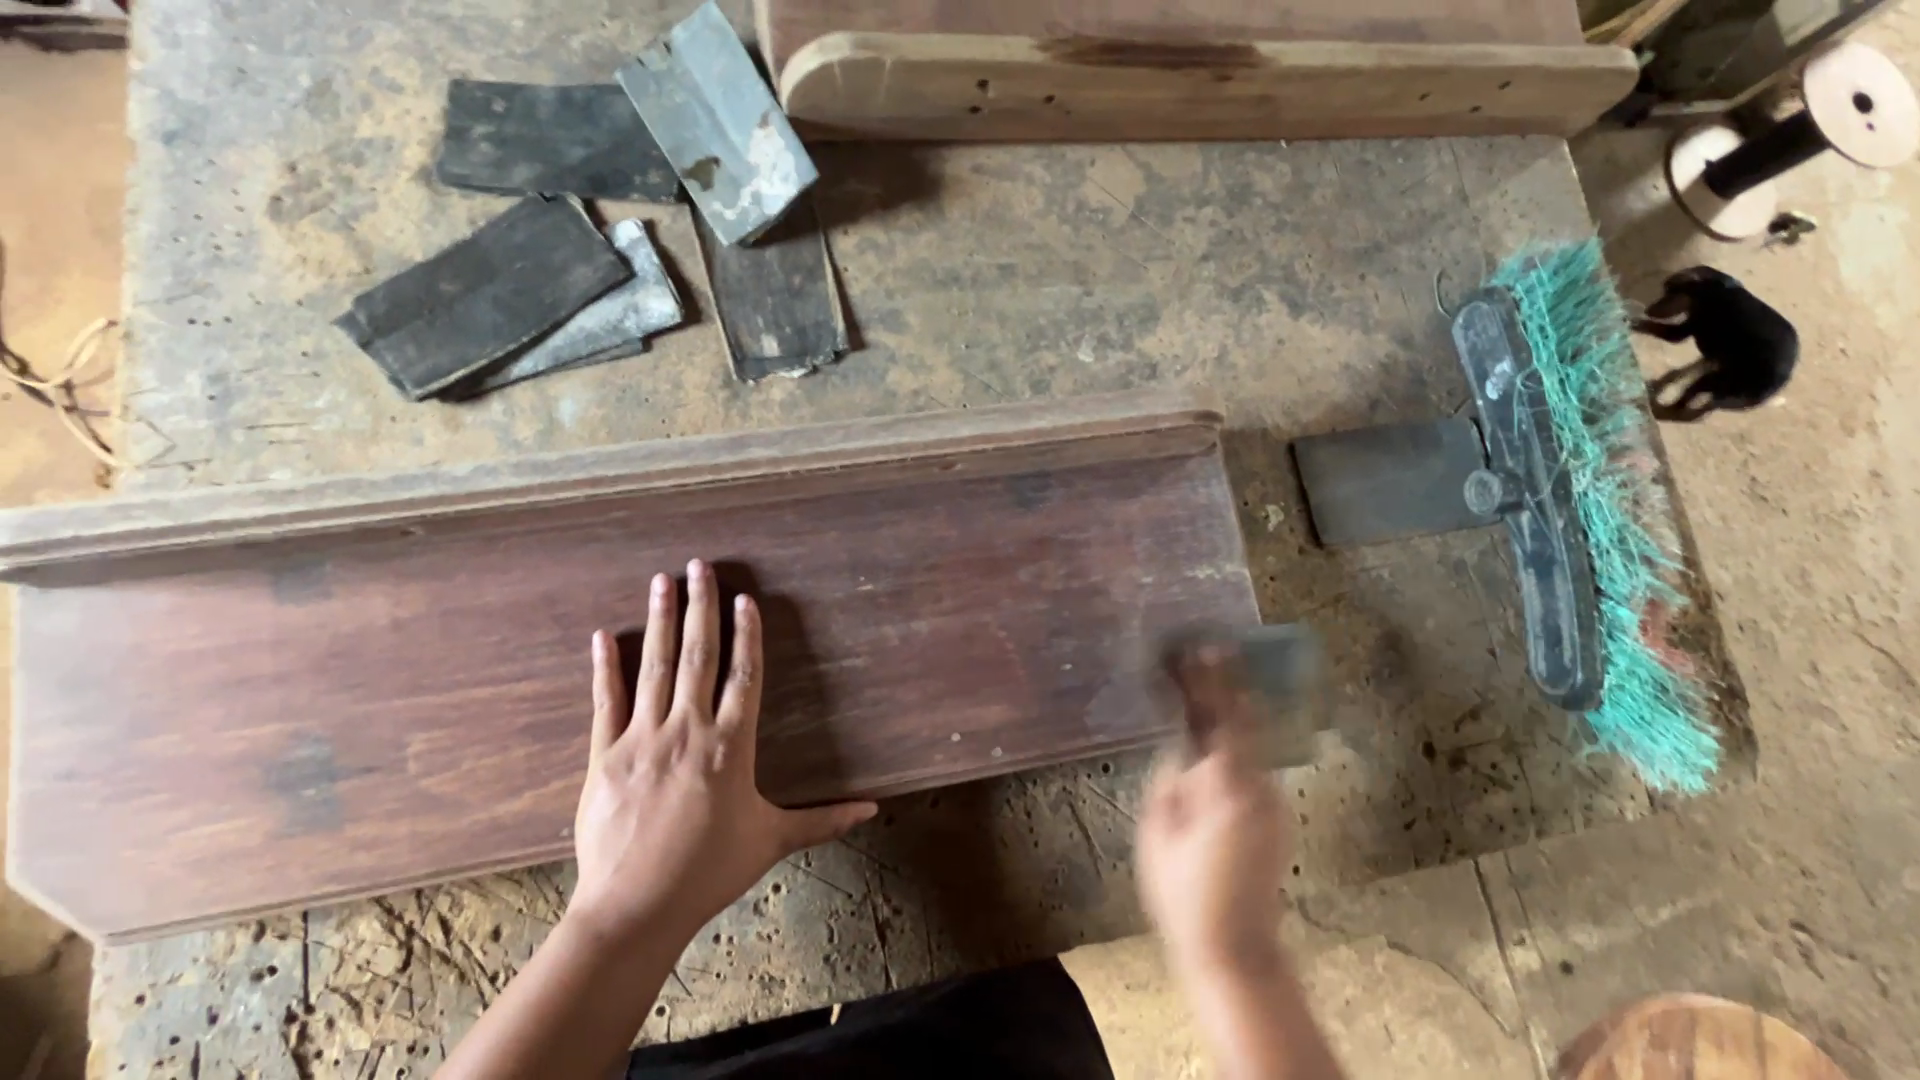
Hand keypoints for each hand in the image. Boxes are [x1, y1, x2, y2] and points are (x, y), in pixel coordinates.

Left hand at [566, 559, 877, 946]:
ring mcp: (643, 740)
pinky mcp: (606, 757)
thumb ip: (823, 820)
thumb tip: (873, 810)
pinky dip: (605, 667)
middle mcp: (689, 731)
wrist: (635, 907)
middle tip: (700, 566)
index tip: (745, 598)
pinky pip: (606, 702)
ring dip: (659, 621)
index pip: (743, 676)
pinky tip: (603, 635)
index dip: (747, 633)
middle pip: (697, 656)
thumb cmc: (710, 873)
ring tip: (663, 581)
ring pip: (654, 667)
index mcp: (731, 747)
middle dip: (700, 607)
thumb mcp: (771, 840)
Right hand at [1136, 649, 1292, 976]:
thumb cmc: (1184, 896)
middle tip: (1207, 654)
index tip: (1200, 648)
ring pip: (1248, 749)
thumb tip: (1180, 753)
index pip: (1220, 719)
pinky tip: (1209, 753)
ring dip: (1225, 721)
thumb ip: (1170, 784)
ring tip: (1199, 696)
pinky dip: (1231, 751)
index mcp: (1227, 789)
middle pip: (1244, 725)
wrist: (1235, 951)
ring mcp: (1273, 807)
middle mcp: (1260, 791)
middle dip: (1226, 689)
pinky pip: (1251, 772)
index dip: (1210, 681)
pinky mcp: (1276, 822)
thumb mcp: (1157, 835)